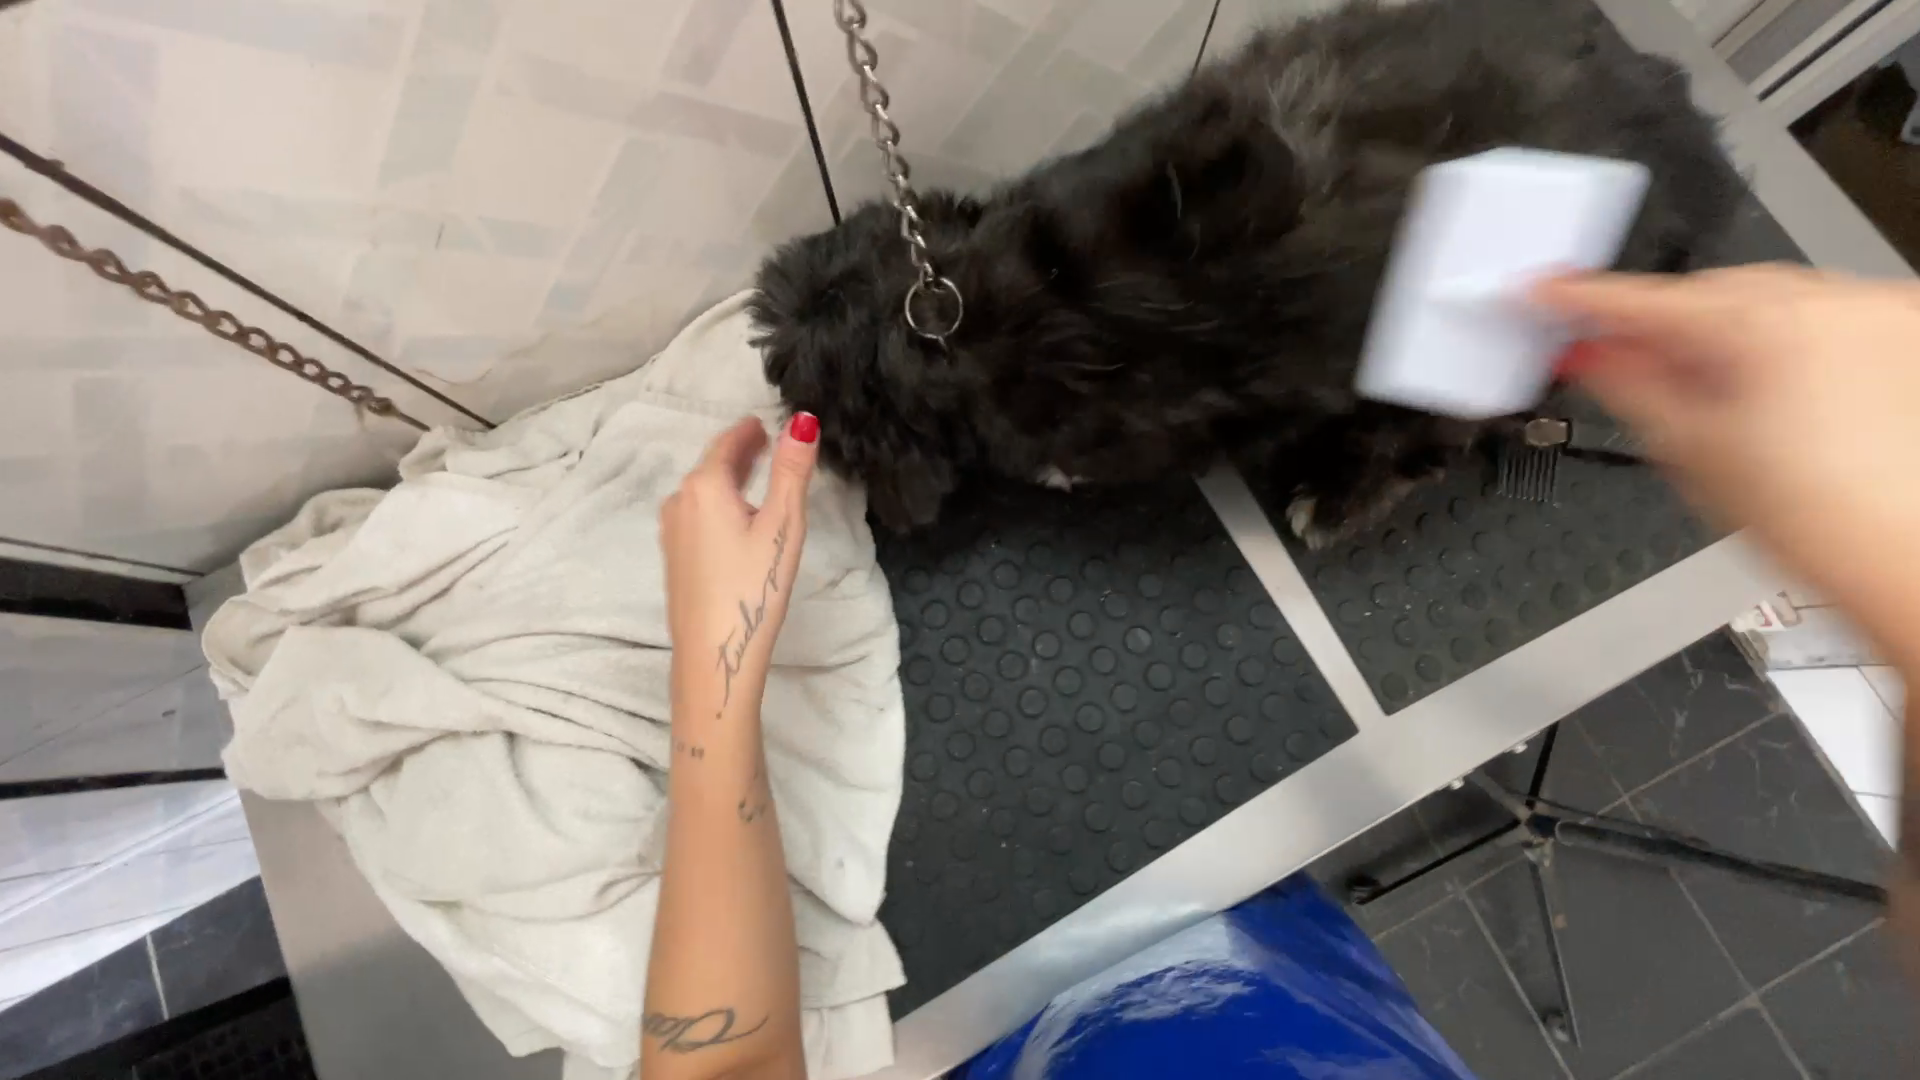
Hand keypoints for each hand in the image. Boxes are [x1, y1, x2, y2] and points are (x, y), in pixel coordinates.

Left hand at [661, 413, 819, 723]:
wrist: (713, 652)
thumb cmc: (753, 584)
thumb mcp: (783, 525)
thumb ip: (792, 471)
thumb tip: (802, 420)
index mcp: (705, 486)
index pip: (727, 443)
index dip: (748, 431)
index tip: (765, 423)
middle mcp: (680, 501)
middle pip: (711, 465)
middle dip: (738, 451)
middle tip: (765, 444)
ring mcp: (671, 531)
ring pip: (702, 491)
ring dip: (727, 478)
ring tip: (754, 477)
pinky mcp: (674, 557)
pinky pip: (696, 513)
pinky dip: (718, 502)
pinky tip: (734, 519)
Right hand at [1533, 265, 1919, 655]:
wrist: (1901, 555)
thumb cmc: (1808, 515)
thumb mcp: (1680, 443)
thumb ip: (1622, 382)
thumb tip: (1582, 351)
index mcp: (1771, 329)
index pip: (1646, 301)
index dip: (1579, 299)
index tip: (1540, 291)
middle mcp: (1838, 308)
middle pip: (1707, 293)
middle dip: (1651, 322)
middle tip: (1598, 353)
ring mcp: (1881, 319)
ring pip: (1761, 300)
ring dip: (1708, 331)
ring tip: (1680, 383)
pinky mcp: (1906, 338)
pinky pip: (1811, 315)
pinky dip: (1764, 339)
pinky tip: (1741, 382)